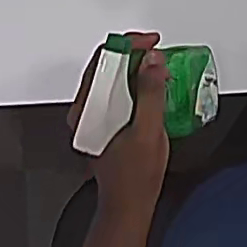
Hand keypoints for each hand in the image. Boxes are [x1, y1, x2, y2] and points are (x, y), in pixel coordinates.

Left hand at [66, 31, 170, 215]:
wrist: (129, 204)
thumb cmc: (135, 175)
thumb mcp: (148, 130)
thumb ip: (150, 93)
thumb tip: (152, 61)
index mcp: (88, 111)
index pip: (102, 62)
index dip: (128, 45)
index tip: (150, 42)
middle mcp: (86, 111)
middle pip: (106, 66)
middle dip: (134, 52)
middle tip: (158, 49)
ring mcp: (95, 117)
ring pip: (112, 77)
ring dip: (136, 66)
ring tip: (159, 63)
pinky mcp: (106, 122)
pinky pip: (118, 91)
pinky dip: (136, 81)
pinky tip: (154, 84)